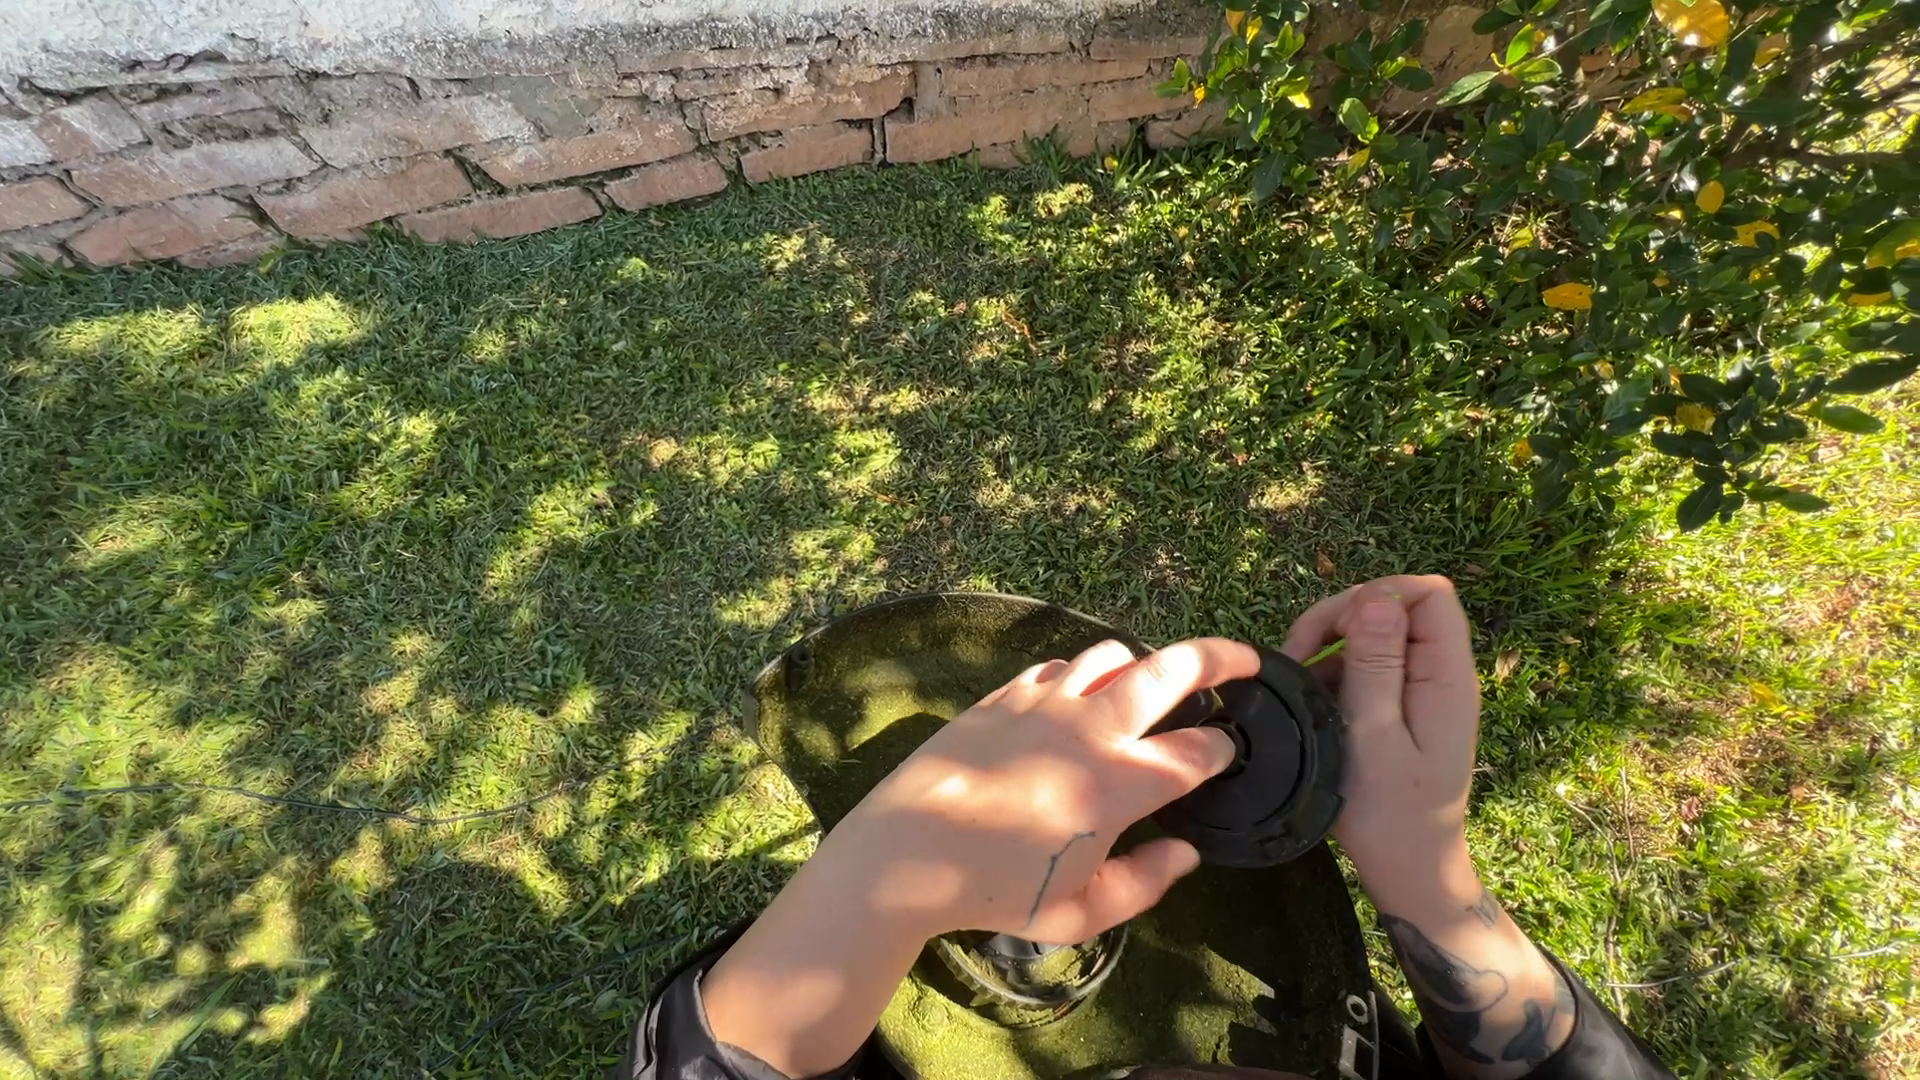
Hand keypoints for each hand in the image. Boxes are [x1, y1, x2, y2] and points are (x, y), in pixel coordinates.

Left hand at [703, 638, 1253, 1076]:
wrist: (911, 847)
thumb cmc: (998, 888)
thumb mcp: (1082, 911)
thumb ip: (1148, 882)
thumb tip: (1189, 853)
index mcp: (1120, 783)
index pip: (1198, 750)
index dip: (1224, 748)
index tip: (1229, 751)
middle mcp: (1091, 727)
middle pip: (1170, 669)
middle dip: (1218, 657)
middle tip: (1245, 658)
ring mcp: (1046, 701)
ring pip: (1110, 656)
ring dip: (1140, 663)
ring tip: (1147, 683)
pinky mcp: (1006, 693)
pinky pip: (1056, 666)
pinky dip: (1078, 674)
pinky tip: (1073, 697)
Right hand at [1280, 575, 1482, 904]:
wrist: (1405, 869)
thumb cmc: (1387, 809)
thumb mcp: (1371, 733)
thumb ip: (1375, 663)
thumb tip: (1373, 595)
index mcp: (1446, 676)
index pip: (1428, 594)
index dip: (1375, 596)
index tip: (1328, 634)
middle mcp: (1439, 673)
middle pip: (1393, 605)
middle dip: (1338, 618)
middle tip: (1296, 656)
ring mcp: (1419, 688)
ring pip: (1371, 630)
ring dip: (1327, 645)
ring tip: (1295, 681)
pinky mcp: (1398, 702)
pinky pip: (1363, 660)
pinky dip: (1329, 669)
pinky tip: (1307, 698)